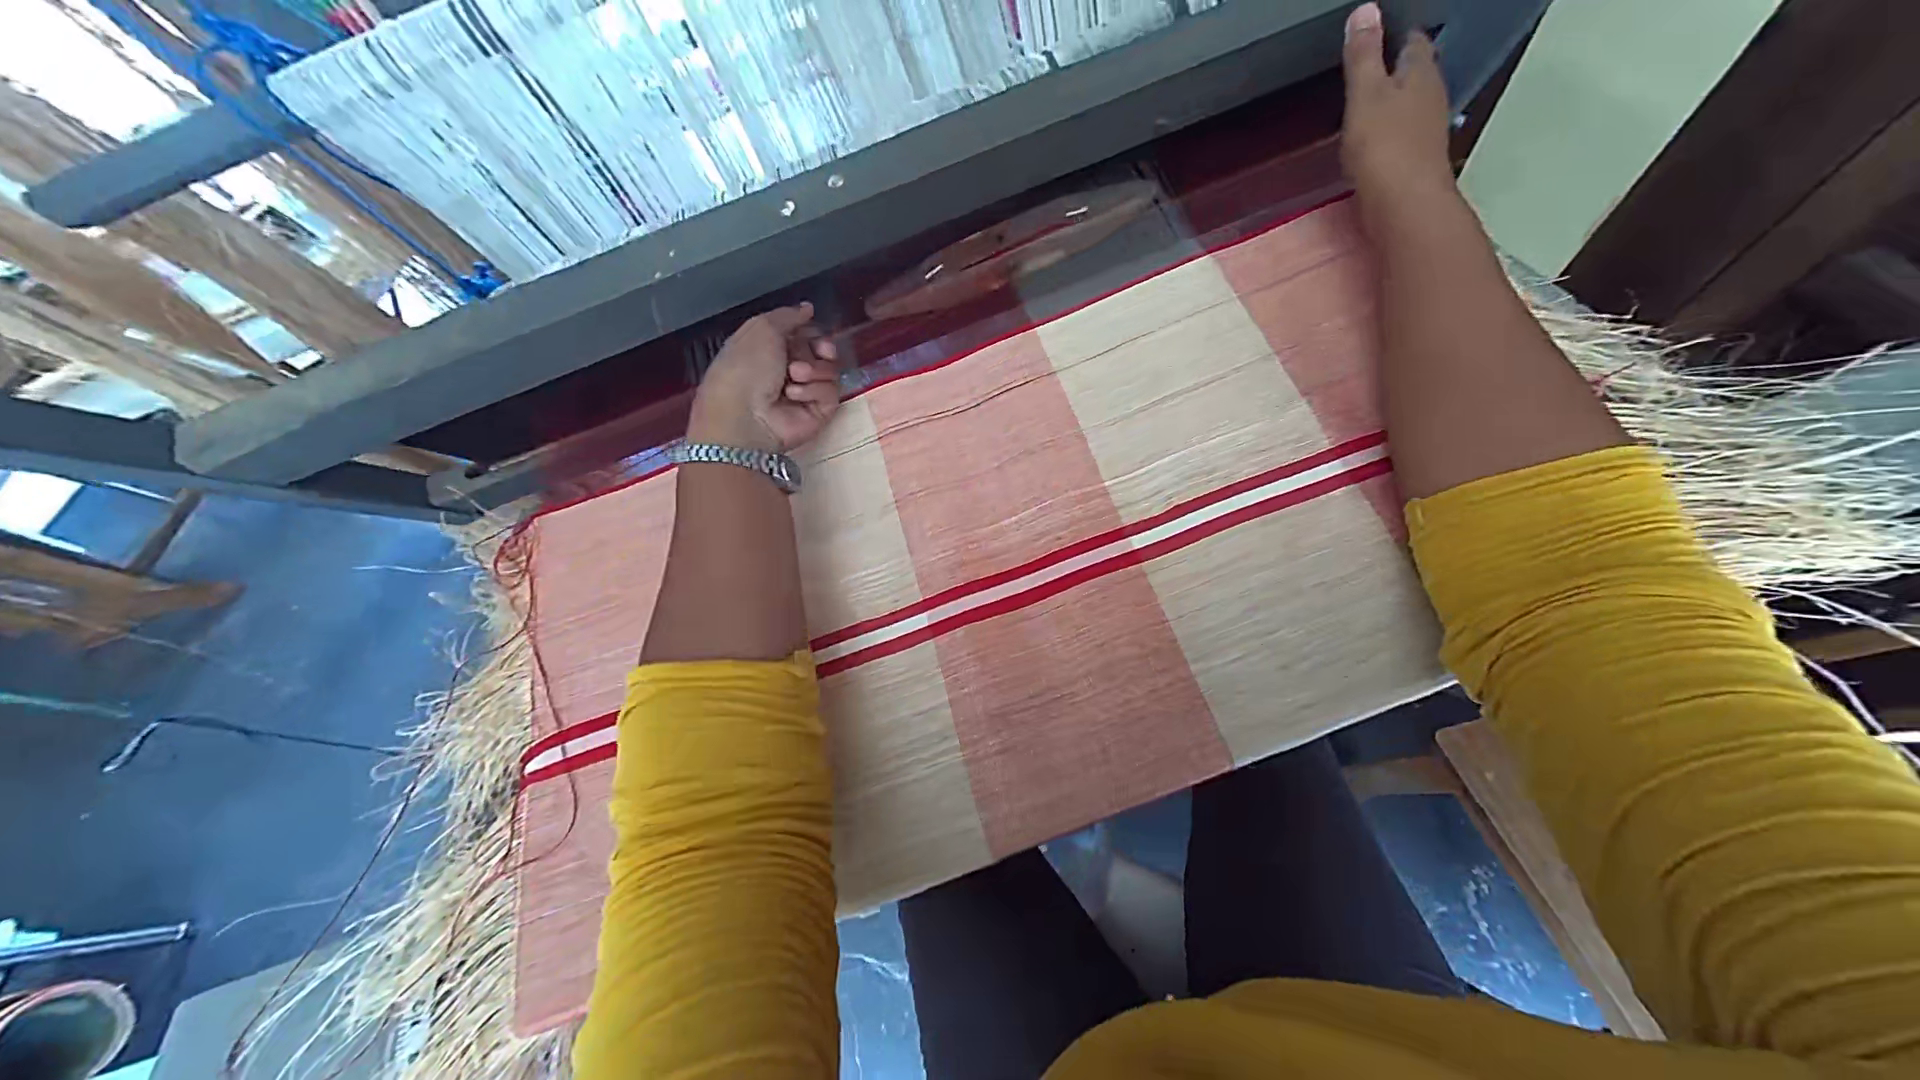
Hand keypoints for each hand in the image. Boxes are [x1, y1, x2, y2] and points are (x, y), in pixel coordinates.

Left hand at [687, 302, 840, 453]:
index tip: (813, 331)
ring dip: (813, 369)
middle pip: (821, 352)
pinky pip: (831, 393)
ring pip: (829, 371)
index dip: (812, 332)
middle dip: (819, 349)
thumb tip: (808, 308)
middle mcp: (788, 372)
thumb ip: (788, 316)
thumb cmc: (745, 368)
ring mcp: (805, 394)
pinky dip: (814, 390)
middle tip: (816, 351)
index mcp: (771, 350)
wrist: (744, 415)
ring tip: (793, 376)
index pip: (805, 336)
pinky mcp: (818, 414)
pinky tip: (794, 395)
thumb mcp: (761, 328)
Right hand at [1340, 3, 1453, 204]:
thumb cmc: (1384, 147)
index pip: (1412, 40)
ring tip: (1364, 104)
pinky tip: (1369, 142)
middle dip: (1393, 69)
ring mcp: (1425, 130)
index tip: (1374, 34)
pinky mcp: (1413, 161)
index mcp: (1420, 72)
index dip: (1394, 33)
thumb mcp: (1365, 94)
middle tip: (1367, 69)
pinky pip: (1399, 135)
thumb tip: (1365, 10)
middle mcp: (1430, 96)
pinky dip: (1385, 133)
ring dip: (1390, 103)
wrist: (1402, 205)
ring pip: (1408, 105)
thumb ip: (1363, 55)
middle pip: (1413, 73)